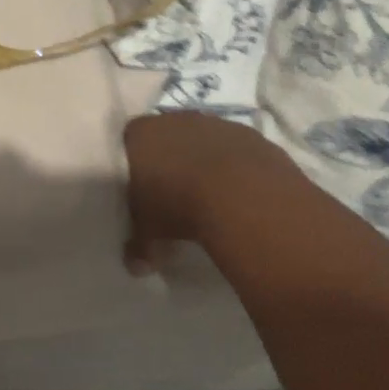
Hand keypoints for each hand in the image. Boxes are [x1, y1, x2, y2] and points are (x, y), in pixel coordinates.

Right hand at [121, 111, 293, 274]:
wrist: (247, 198)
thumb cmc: (178, 204)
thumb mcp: (150, 229)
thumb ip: (140, 244)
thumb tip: (136, 269)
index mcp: (140, 132)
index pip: (129, 139)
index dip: (136, 161)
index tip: (142, 184)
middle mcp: (177, 120)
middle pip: (170, 136)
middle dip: (173, 158)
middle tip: (176, 190)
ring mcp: (221, 126)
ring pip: (208, 142)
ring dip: (210, 162)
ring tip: (214, 195)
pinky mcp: (259, 139)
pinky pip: (243, 153)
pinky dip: (242, 170)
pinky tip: (244, 195)